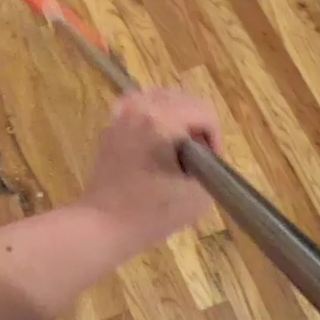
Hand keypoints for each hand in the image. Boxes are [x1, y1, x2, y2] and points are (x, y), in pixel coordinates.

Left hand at [77, 89, 221, 247]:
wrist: (105, 221)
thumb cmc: (152, 212)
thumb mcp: (197, 195)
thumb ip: (210, 166)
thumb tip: (204, 153)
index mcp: (160, 120)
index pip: (203, 111)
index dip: (215, 137)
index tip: (211, 163)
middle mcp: (138, 108)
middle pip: (181, 98)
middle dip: (196, 123)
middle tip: (199, 155)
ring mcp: (120, 114)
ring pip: (159, 97)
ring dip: (176, 115)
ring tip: (180, 146)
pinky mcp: (111, 125)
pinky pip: (138, 106)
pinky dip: (153, 115)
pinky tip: (157, 140)